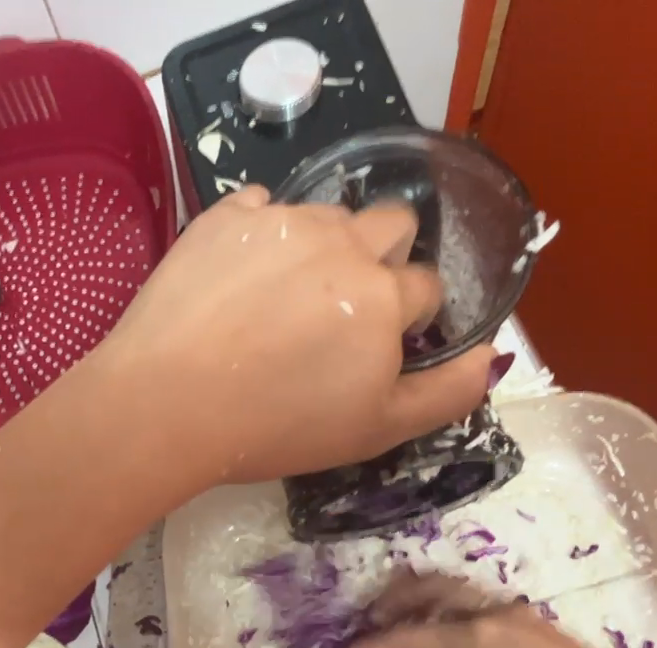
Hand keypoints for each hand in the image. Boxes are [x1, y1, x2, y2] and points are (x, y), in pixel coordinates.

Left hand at [73, 186, 499, 490]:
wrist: (165, 405)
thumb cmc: (274, 427)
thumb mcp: (373, 431)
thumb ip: (444, 393)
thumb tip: (490, 357)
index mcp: (386, 294)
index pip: (426, 286)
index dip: (406, 317)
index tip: (371, 345)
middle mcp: (343, 242)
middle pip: (391, 225)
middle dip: (381, 260)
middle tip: (335, 310)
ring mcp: (280, 221)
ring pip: (327, 214)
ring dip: (321, 246)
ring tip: (279, 299)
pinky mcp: (224, 216)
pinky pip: (262, 207)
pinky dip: (262, 235)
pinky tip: (237, 280)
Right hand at [351, 571, 656, 647]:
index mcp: (475, 638)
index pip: (412, 636)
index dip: (377, 645)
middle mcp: (492, 614)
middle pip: (433, 589)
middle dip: (397, 598)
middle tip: (374, 615)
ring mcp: (516, 613)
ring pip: (459, 591)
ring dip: (428, 599)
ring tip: (409, 618)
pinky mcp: (534, 622)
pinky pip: (481, 605)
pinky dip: (455, 612)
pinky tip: (453, 637)